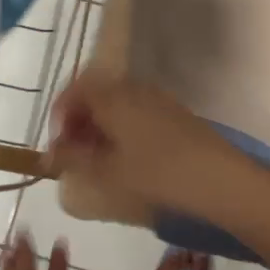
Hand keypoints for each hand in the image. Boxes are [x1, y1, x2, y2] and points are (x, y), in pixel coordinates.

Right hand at [47, 70, 250, 218]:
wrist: (219, 179)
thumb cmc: (156, 174)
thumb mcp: (106, 171)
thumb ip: (73, 159)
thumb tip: (50, 154)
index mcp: (114, 96)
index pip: (76, 89)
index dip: (61, 114)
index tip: (57, 143)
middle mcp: (135, 89)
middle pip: (98, 95)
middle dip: (81, 121)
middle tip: (74, 154)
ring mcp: (159, 100)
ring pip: (119, 105)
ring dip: (103, 127)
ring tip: (98, 161)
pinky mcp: (177, 115)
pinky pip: (139, 114)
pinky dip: (124, 130)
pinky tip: (127, 159)